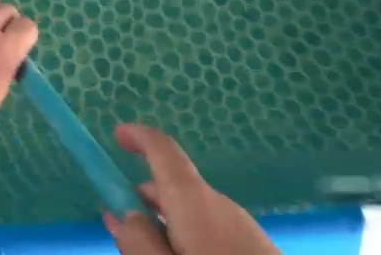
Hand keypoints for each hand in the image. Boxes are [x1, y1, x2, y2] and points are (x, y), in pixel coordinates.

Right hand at [103, 125, 279, 254]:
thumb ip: (138, 242)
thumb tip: (124, 213)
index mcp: (194, 202)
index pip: (163, 149)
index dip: (138, 137)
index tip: (116, 138)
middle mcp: (222, 207)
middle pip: (178, 186)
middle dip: (148, 198)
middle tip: (124, 226)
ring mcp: (249, 232)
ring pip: (199, 214)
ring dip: (172, 224)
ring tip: (156, 253)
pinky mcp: (264, 254)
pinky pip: (219, 234)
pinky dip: (195, 240)